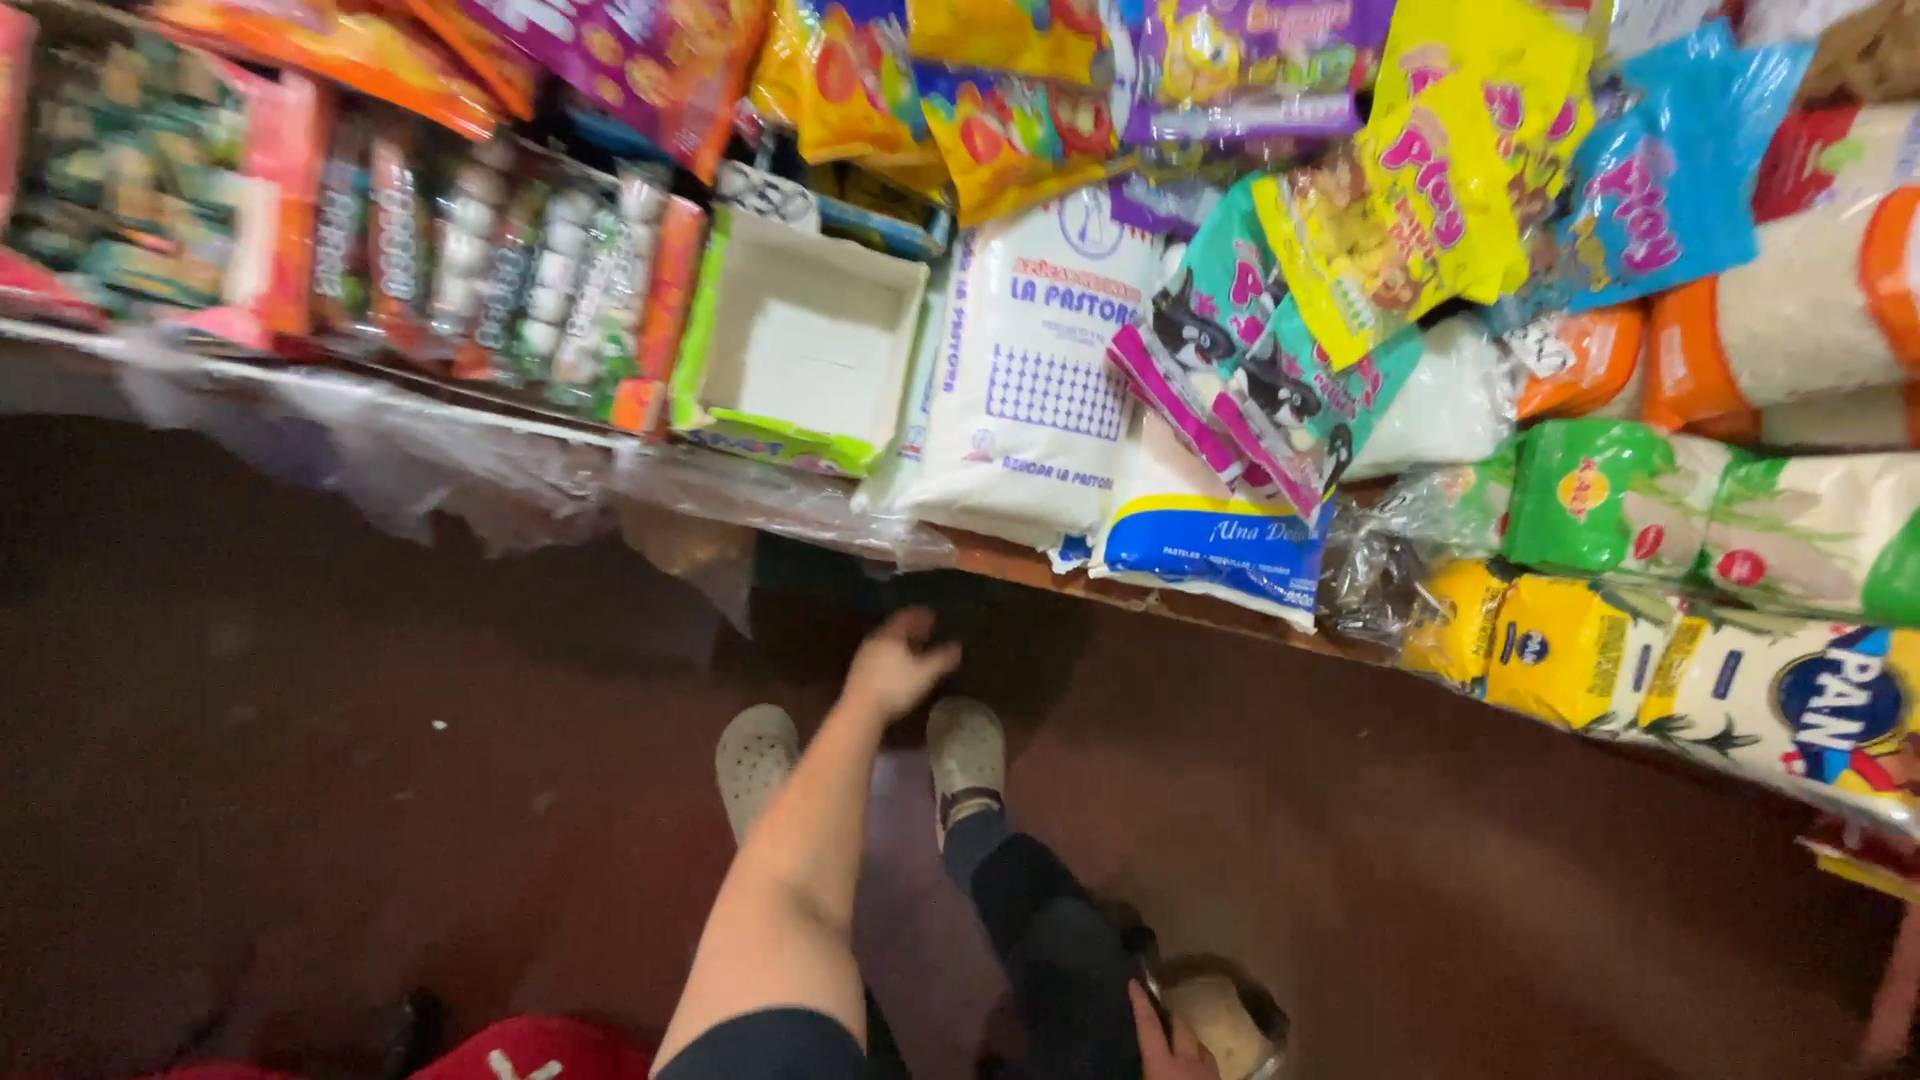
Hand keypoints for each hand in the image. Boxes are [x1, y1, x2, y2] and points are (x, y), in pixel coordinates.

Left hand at [839, 607, 961, 721]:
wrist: (861, 710)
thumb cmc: (895, 687)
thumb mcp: (925, 674)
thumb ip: (942, 659)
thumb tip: (958, 647)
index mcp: (891, 635)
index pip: (906, 617)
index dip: (920, 615)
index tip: (932, 615)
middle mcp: (875, 640)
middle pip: (895, 629)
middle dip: (912, 629)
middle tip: (926, 631)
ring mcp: (864, 656)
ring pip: (886, 642)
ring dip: (901, 643)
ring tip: (915, 649)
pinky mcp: (858, 672)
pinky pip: (879, 655)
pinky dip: (892, 654)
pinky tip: (898, 666)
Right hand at [1130, 980, 1221, 1079]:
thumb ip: (1141, 1070)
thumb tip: (1134, 1057)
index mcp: (1162, 1063)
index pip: (1148, 1024)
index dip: (1140, 1001)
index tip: (1134, 982)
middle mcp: (1186, 1061)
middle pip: (1180, 1024)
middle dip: (1170, 1013)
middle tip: (1160, 1009)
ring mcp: (1207, 1071)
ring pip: (1199, 1041)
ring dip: (1188, 1034)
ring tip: (1178, 1034)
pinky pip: (1210, 1060)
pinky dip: (1201, 1054)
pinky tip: (1196, 1060)